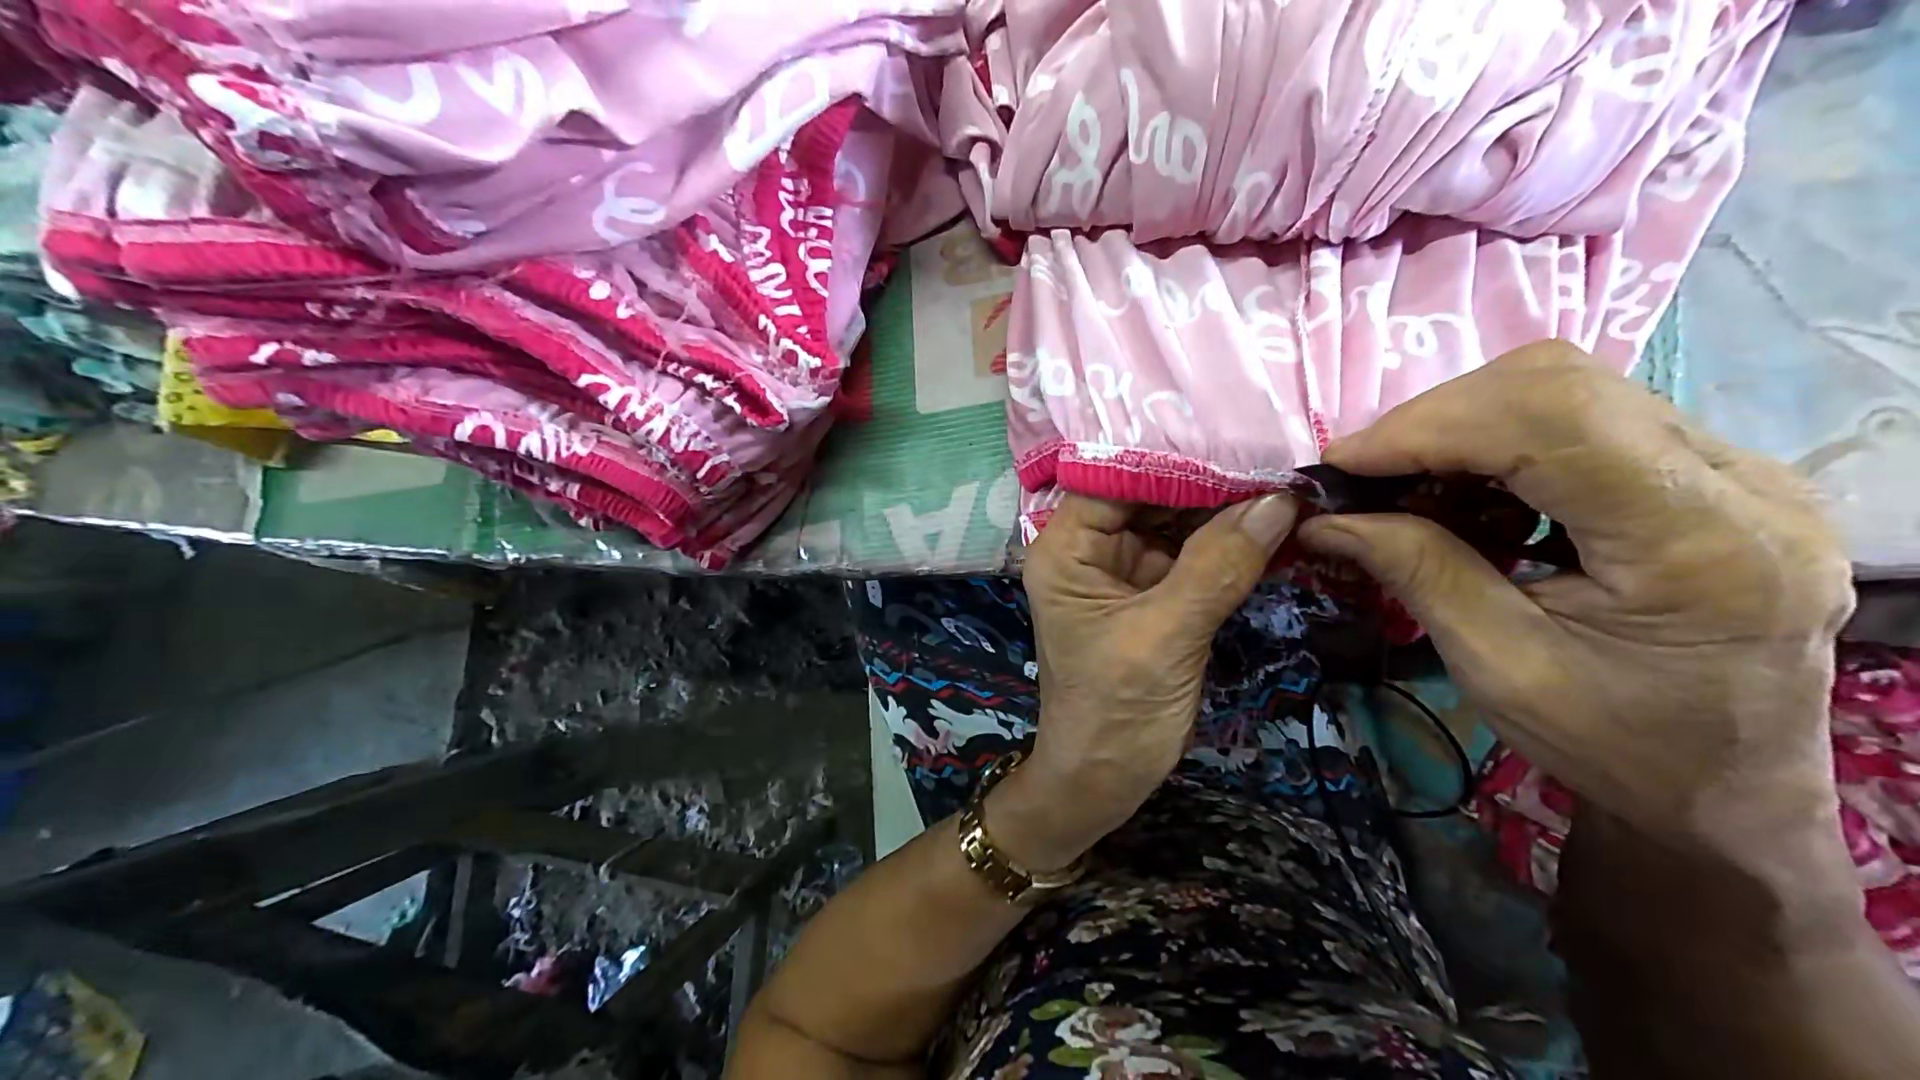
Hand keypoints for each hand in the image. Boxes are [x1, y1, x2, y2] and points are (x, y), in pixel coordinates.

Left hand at [987, 494, 1298, 871]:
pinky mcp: (1154, 597)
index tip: (1242, 439)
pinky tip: (1274, 525)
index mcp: (1067, 548)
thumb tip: (1279, 499)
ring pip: (1177, 524)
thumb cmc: (1116, 710)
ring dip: (1227, 512)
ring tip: (1287, 482)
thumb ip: (1218, 565)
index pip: (1118, 479)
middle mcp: (1091, 550)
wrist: (1103, 781)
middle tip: (1280, 457)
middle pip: (1152, 497)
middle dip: (1211, 483)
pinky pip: (1193, 557)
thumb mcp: (1165, 634)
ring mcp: (1124, 573)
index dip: (1177, 460)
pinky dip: (1230, 546)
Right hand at [1297, 342, 1854, 874]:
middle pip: (1558, 385)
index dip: (1428, 426)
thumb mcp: (1499, 667)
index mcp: (1702, 542)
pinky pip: (1577, 418)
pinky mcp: (1702, 475)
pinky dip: (1490, 440)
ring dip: (1457, 426)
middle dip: (1433, 420)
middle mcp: (1739, 482)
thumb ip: (1416, 571)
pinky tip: (1457, 488)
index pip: (1554, 421)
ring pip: (1564, 388)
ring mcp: (1731, 470)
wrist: (1726, 789)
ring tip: (1399, 481)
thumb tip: (1323, 518)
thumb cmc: (1616, 746)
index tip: (1341, 466)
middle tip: (1361, 475)